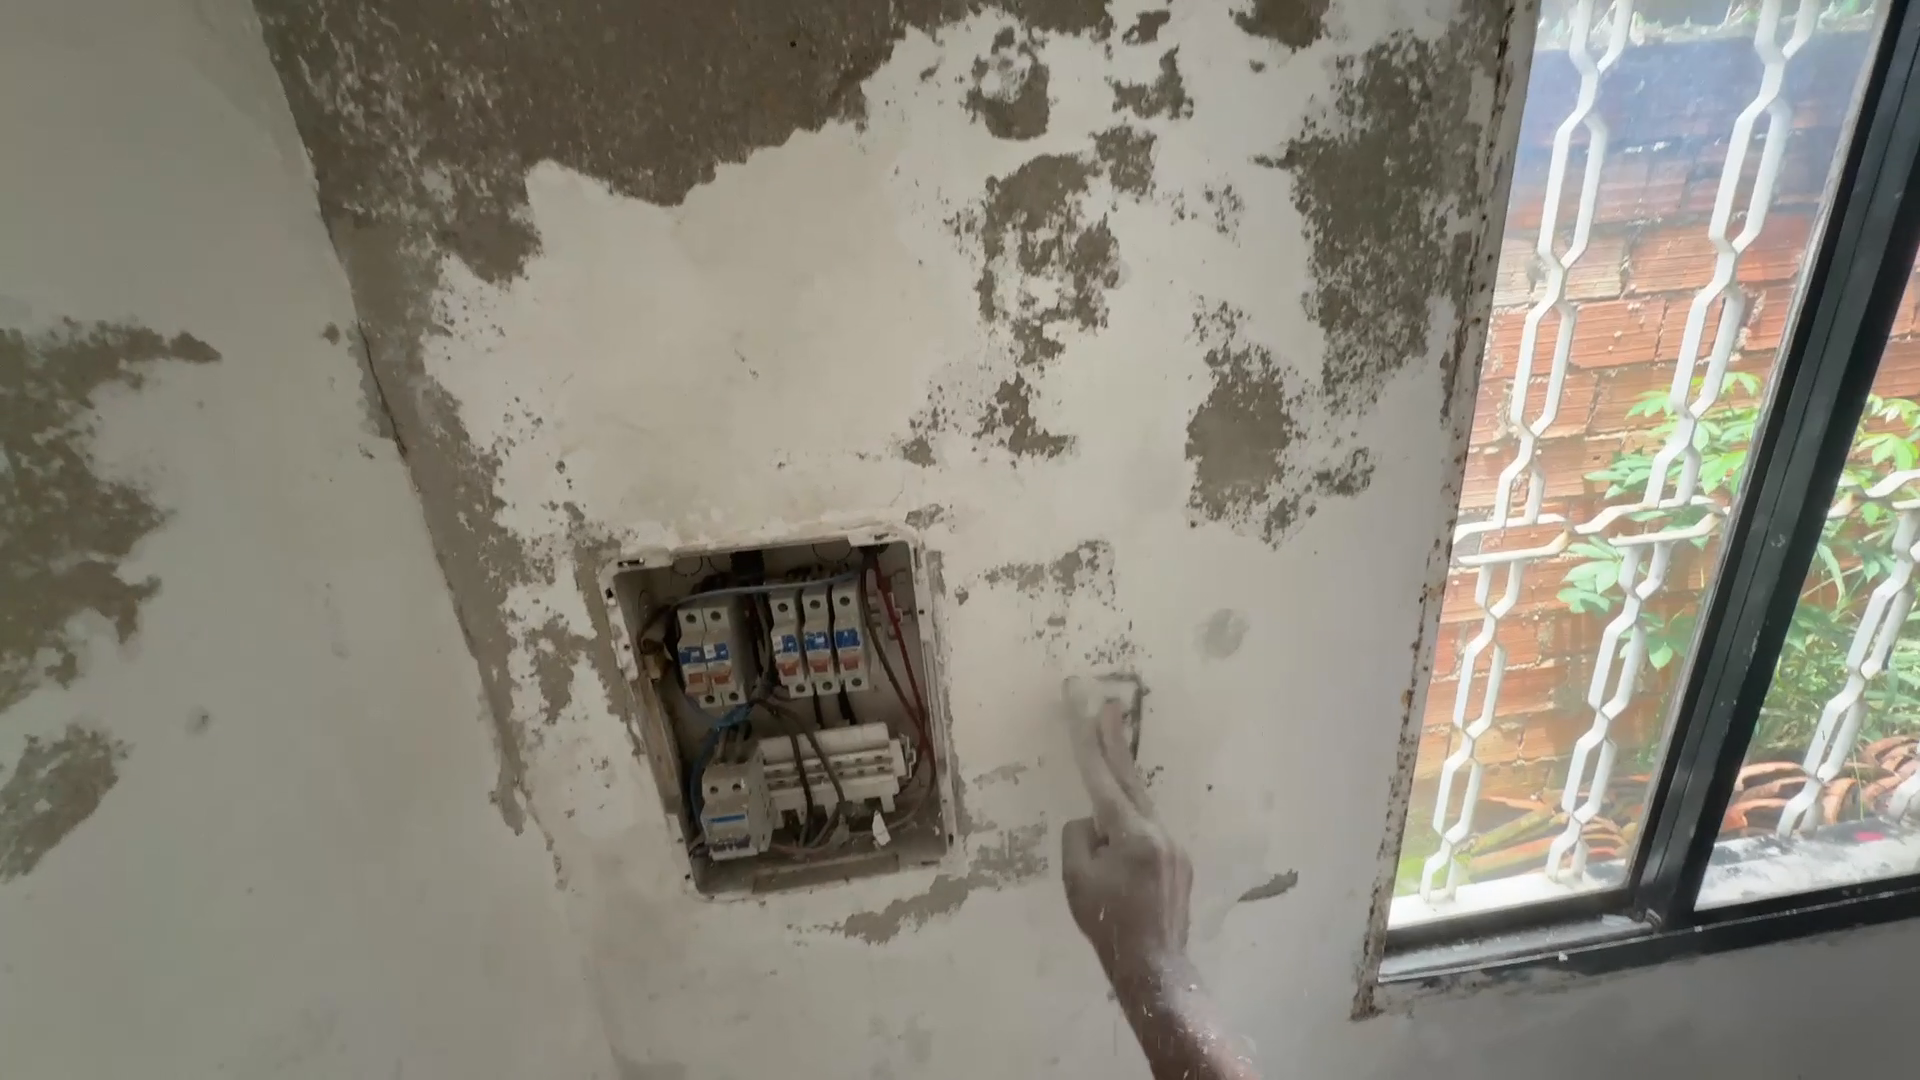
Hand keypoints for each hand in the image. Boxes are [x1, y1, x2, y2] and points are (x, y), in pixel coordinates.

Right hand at [1061, 700, 1192, 977]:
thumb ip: (1079, 836)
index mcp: (1131, 834)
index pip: (1103, 777)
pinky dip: (1129, 825)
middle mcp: (1158, 832)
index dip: (1091, 741)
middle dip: (1115, 741)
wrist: (1154, 970)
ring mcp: (1174, 846)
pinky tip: (1119, 849)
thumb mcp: (1076, 879)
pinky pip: (1147, 831)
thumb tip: (1093, 822)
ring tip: (1106, 780)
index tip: (1089, 708)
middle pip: (1130, 778)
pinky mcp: (1179, 861)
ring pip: (1139, 806)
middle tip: (1108, 706)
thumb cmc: (1108, 925)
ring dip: (1120, 789)